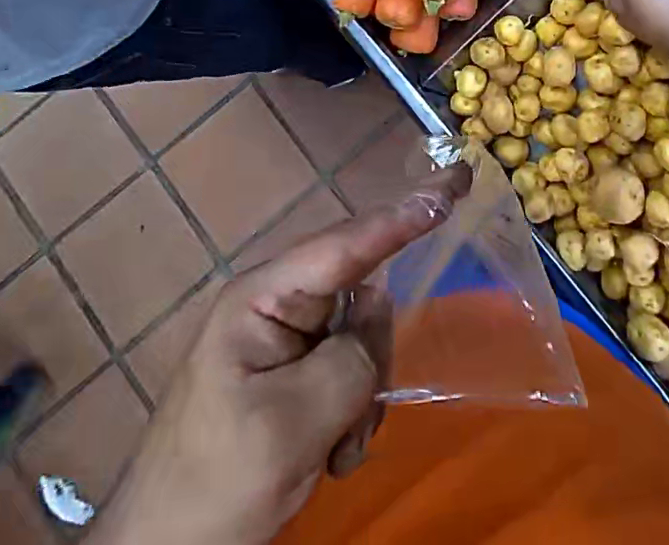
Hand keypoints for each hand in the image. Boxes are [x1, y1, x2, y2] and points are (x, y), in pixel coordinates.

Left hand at [94, 168, 467, 544]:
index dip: (402, 215)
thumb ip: (352, 356)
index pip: (347, 244)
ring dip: (363, 394)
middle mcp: (278, 305)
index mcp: (263, 298)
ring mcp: (288, 339)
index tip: (452, 187)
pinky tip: (332, 451)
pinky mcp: (298, 371)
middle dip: (371, 354)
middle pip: (362, 295)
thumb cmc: (216, 481)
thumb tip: (373, 316)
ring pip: (364, 338)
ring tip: (336, 446)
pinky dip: (355, 412)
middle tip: (356, 417)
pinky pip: (354, 370)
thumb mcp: (292, 421)